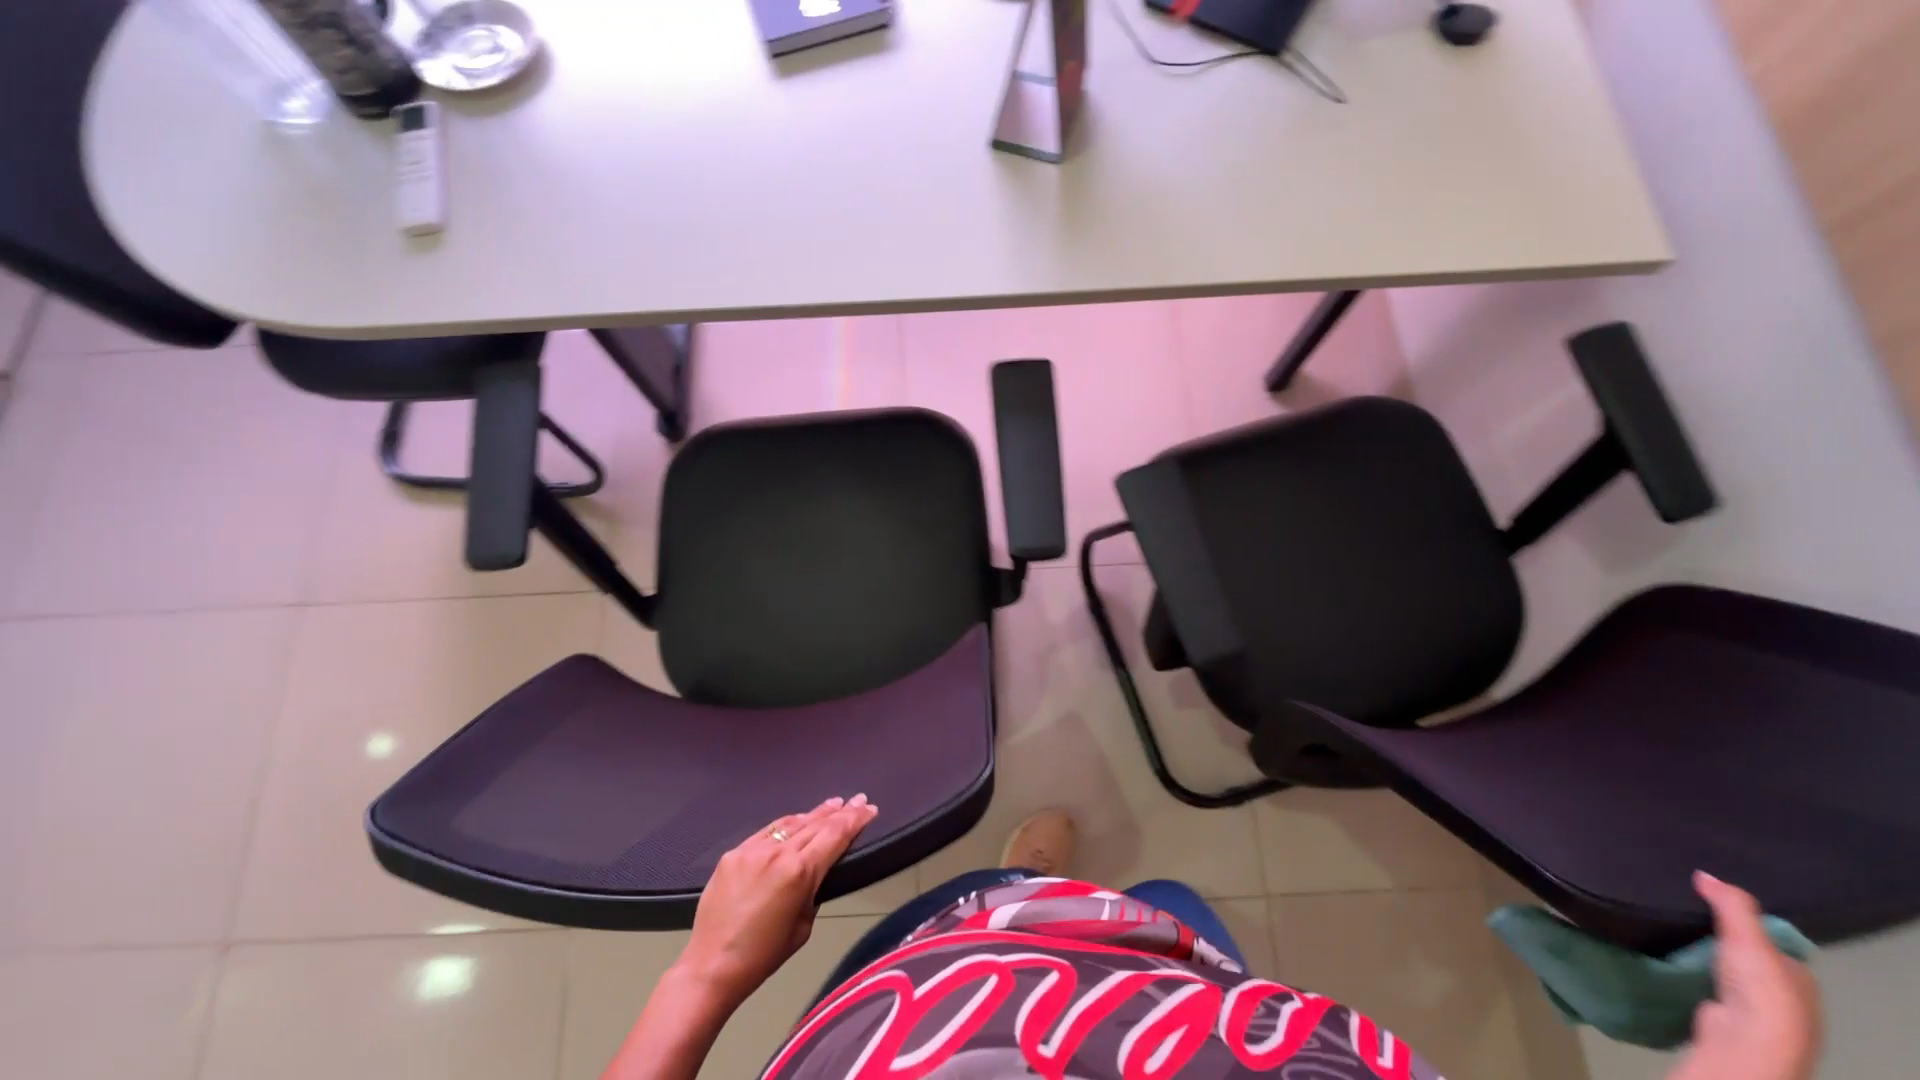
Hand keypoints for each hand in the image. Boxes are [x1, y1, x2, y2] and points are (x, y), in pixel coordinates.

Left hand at [674, 795, 879, 1006]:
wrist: (713, 965)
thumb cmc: (765, 954)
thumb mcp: (804, 925)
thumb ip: (813, 890)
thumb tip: (814, 874)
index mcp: (800, 872)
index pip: (834, 836)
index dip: (854, 820)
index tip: (869, 808)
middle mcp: (777, 853)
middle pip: (816, 824)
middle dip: (840, 812)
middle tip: (858, 799)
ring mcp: (752, 850)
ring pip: (791, 823)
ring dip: (814, 813)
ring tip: (832, 804)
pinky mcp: (733, 854)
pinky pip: (766, 832)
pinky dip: (786, 824)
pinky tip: (796, 820)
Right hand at [1668, 871, 1821, 1079]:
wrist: (1748, 1039)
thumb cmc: (1759, 987)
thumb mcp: (1747, 935)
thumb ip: (1730, 903)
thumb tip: (1702, 873)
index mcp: (1801, 976)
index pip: (1774, 944)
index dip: (1747, 928)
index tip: (1714, 911)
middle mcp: (1788, 997)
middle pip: (1752, 962)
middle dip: (1727, 947)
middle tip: (1689, 922)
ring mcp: (1761, 1015)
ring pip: (1733, 980)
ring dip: (1711, 967)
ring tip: (1676, 941)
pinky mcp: (1733, 1025)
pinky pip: (1714, 995)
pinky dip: (1700, 984)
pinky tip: (1679, 971)